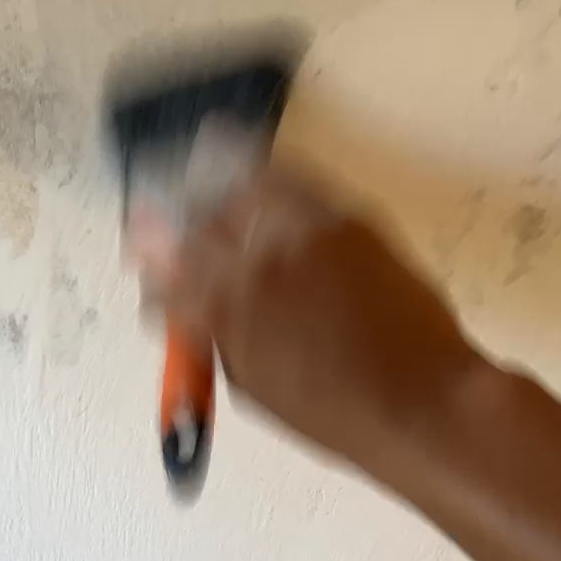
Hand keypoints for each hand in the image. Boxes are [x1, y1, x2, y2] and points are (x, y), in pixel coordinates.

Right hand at [128, 168, 486, 484]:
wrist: (419, 399)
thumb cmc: (334, 412)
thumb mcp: (254, 389)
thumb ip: (218, 342)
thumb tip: (196, 315)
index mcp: (222, 320)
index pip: (164, 286)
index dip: (148, 277)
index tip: (141, 268)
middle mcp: (250, 271)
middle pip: (189, 232)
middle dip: (162, 227)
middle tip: (149, 218)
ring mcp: (295, 239)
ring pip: (230, 194)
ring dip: (199, 184)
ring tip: (186, 166)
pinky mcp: (339, 220)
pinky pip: (285, 178)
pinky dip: (252, 163)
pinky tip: (232, 148)